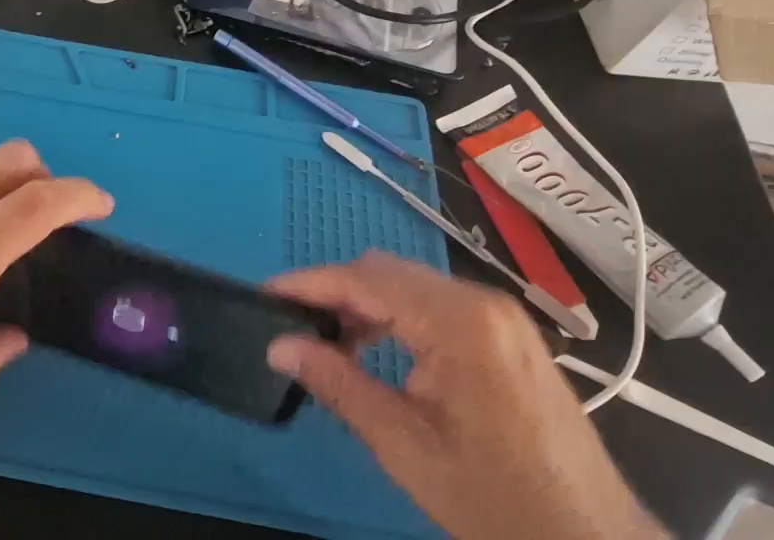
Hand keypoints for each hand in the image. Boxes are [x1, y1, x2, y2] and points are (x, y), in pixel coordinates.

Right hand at [266, 254, 666, 539]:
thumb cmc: (498, 502)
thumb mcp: (406, 446)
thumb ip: (339, 385)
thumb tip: (279, 346)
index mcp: (460, 322)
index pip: (367, 279)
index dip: (311, 283)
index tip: (265, 296)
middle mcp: (482, 301)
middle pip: (388, 272)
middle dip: (334, 291)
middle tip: (291, 325)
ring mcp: (501, 316)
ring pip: (411, 284)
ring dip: (365, 303)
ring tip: (327, 342)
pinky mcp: (508, 335)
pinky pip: (437, 305)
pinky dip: (397, 316)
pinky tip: (376, 349)